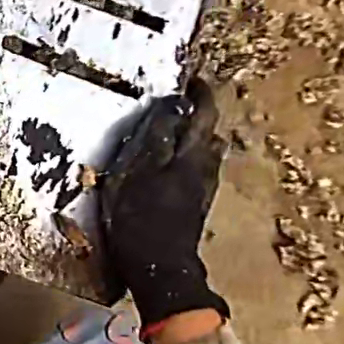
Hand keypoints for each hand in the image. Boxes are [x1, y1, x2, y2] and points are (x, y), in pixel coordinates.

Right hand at [99, 78, 230, 333]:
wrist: (158, 266)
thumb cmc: (139, 216)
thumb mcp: (136, 171)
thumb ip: (156, 138)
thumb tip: (174, 104)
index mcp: (190, 156)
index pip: (204, 115)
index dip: (200, 95)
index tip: (191, 78)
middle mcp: (203, 169)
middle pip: (207, 133)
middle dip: (196, 115)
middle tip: (176, 101)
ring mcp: (201, 188)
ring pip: (203, 152)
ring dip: (191, 136)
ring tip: (171, 128)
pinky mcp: (193, 204)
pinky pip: (194, 169)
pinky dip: (185, 156)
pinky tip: (168, 162)